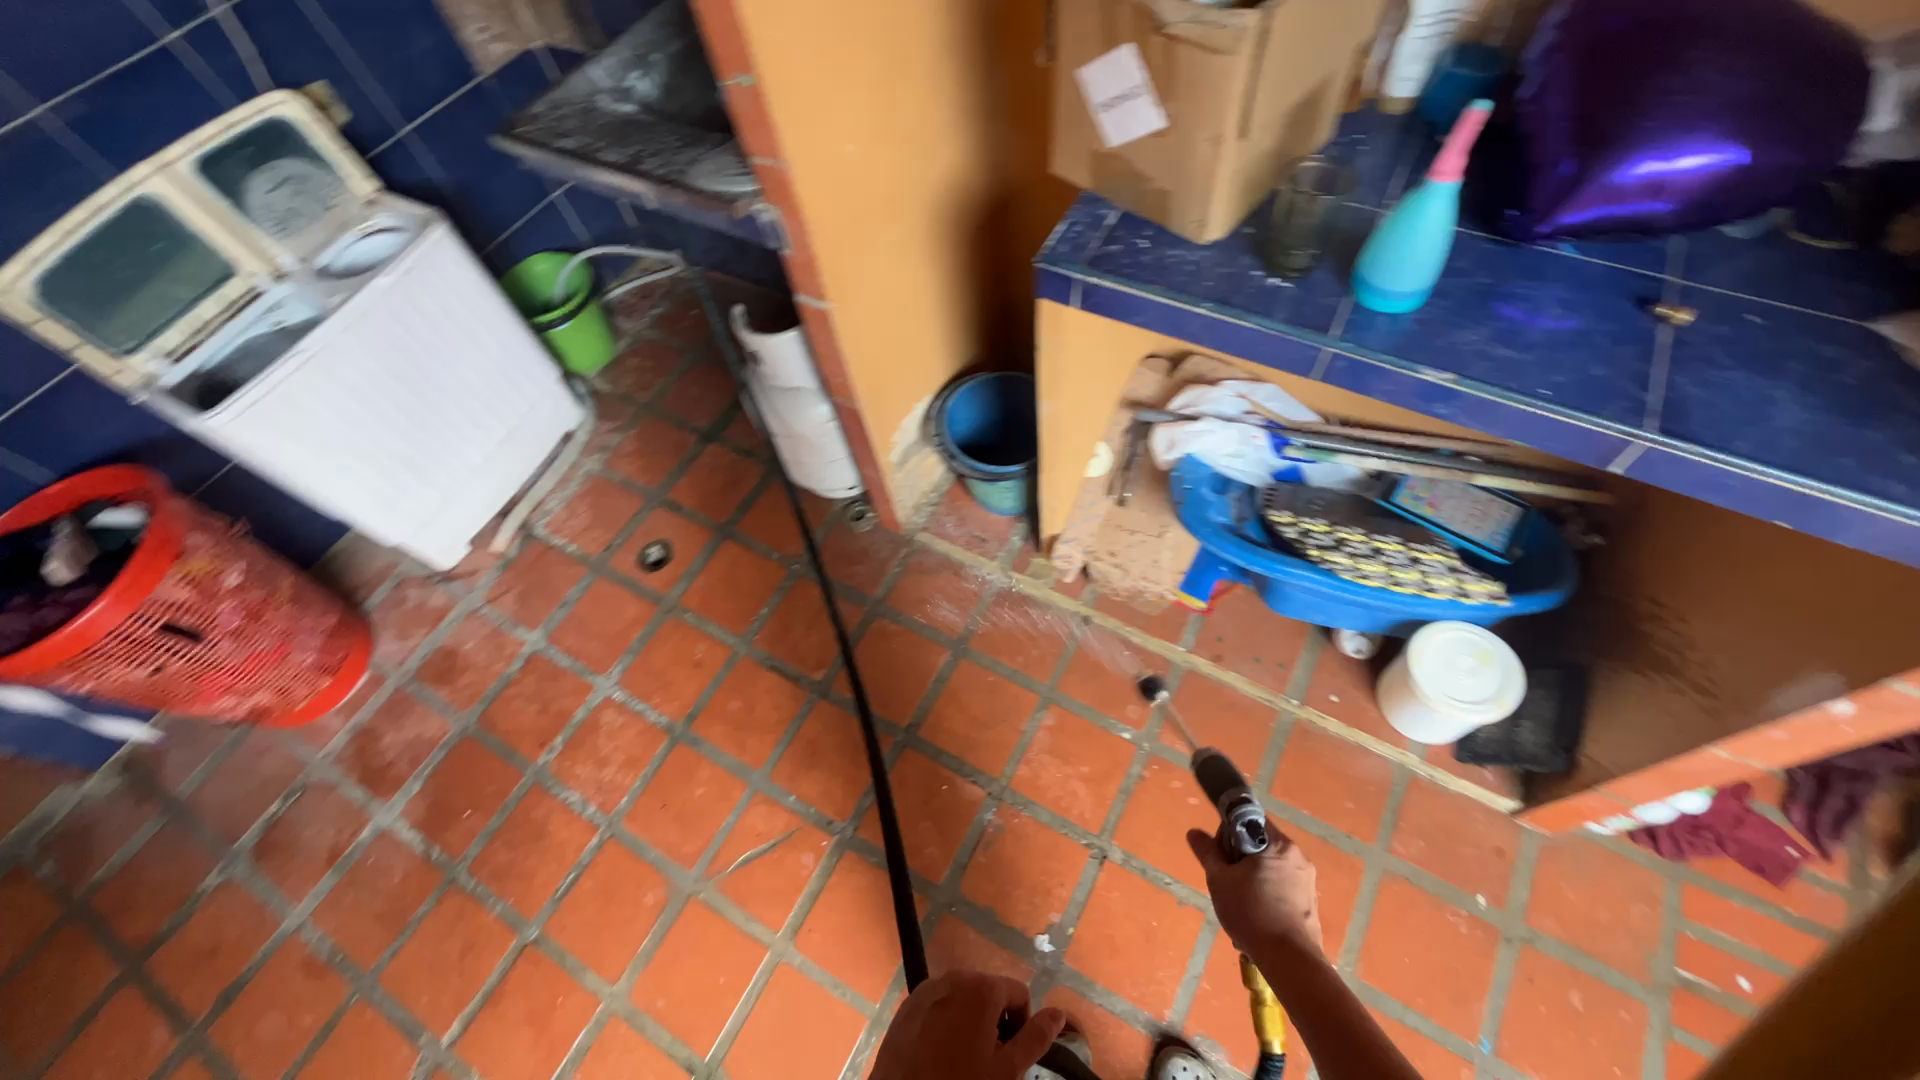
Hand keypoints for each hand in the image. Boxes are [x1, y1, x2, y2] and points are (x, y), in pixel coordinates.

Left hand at [869, 971, 1067, 1079]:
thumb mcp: (1006, 1071)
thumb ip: (1035, 1038)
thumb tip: (1058, 1013)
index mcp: (981, 987)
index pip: (1019, 993)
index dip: (1021, 1025)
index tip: (1009, 1055)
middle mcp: (954, 977)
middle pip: (990, 992)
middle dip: (995, 1021)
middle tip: (987, 1060)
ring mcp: (927, 989)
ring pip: (963, 998)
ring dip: (970, 1021)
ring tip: (962, 1058)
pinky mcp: (907, 1004)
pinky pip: (939, 1005)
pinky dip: (945, 1022)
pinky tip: (938, 1054)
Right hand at [1186, 818, 1322, 955]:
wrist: (1290, 960)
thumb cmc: (1251, 912)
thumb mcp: (1219, 880)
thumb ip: (1207, 852)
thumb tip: (1194, 832)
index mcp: (1278, 844)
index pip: (1250, 820)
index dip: (1229, 833)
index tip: (1221, 855)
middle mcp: (1298, 856)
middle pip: (1261, 845)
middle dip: (1240, 860)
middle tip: (1227, 881)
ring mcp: (1307, 881)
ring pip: (1271, 868)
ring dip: (1252, 879)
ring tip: (1240, 904)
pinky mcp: (1310, 902)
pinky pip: (1282, 888)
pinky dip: (1267, 895)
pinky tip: (1256, 918)